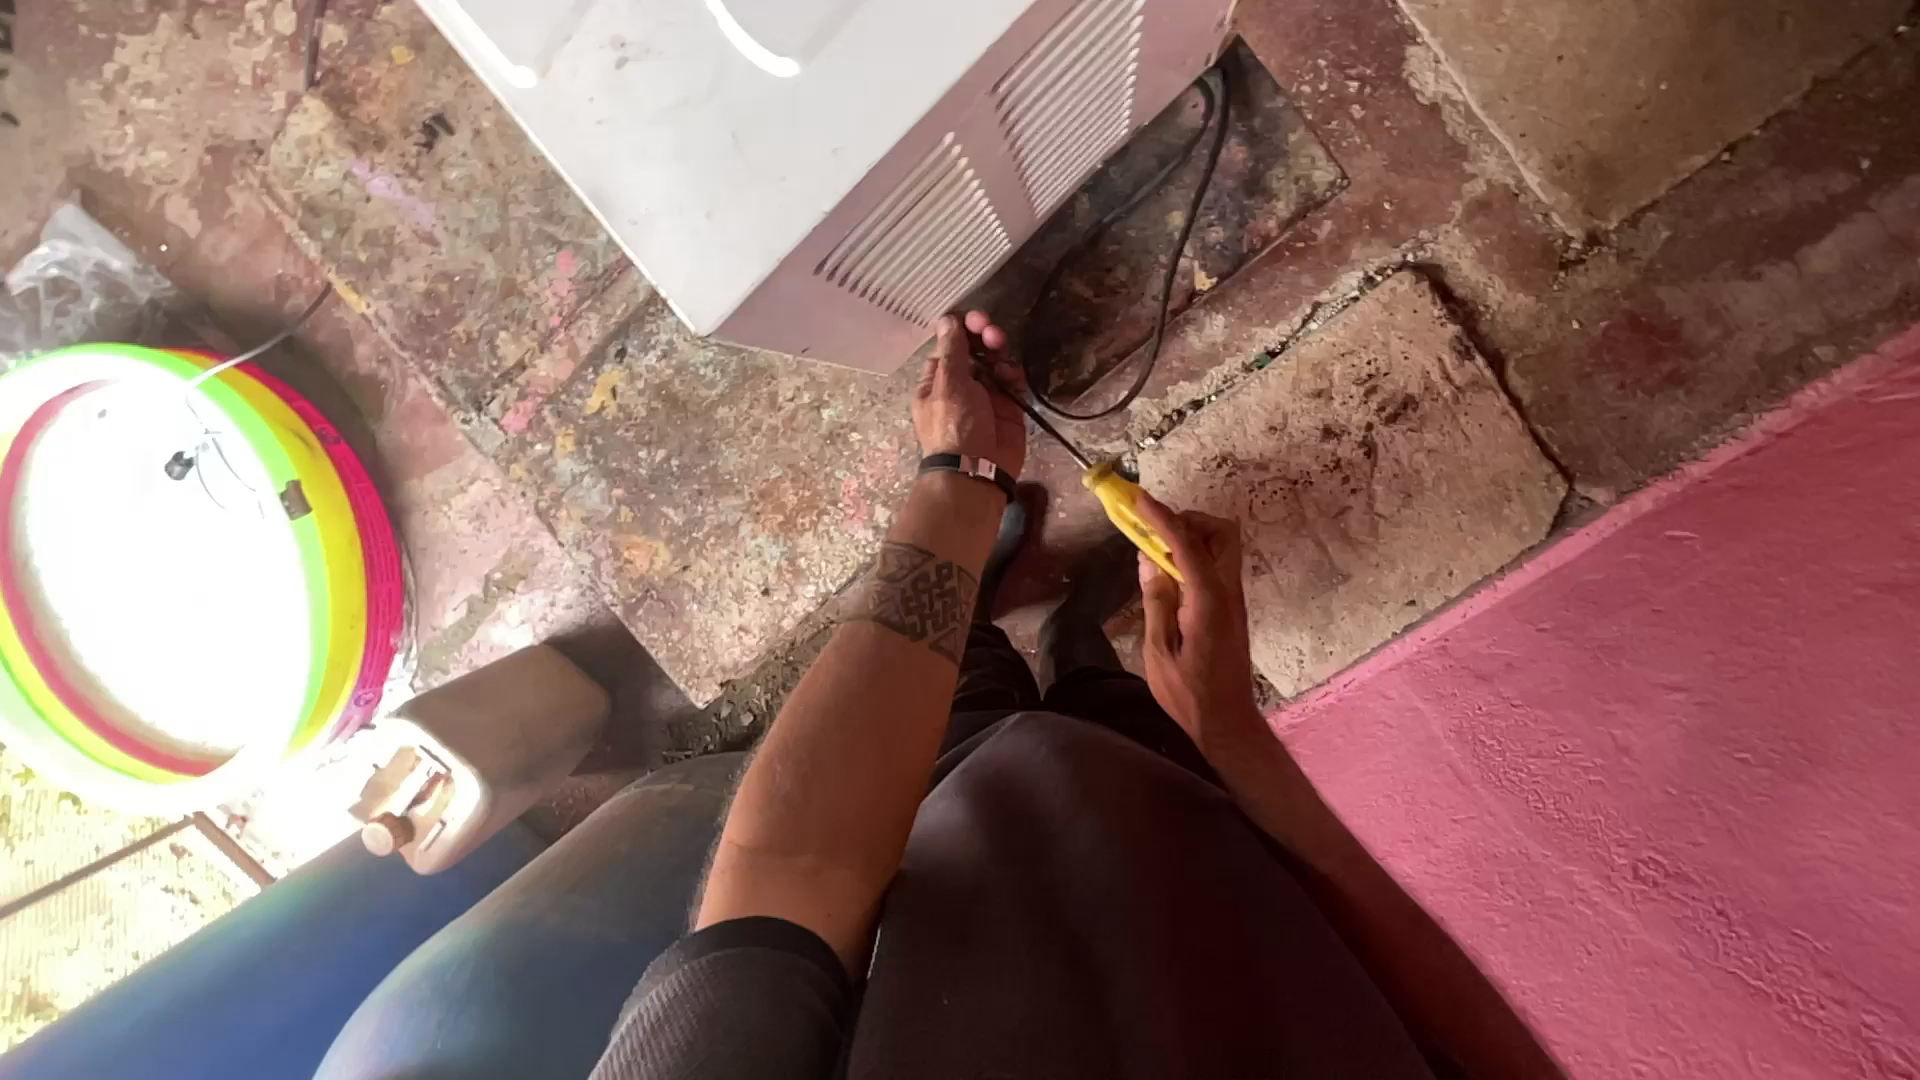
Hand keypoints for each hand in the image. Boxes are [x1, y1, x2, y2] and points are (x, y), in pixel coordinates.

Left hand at [913, 311, 1027, 478]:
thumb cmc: (955, 427)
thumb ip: (953, 351)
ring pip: (996, 363)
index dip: (962, 330)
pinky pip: (1012, 382)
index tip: (976, 320)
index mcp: (937, 381)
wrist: (977, 471)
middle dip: (984, 338)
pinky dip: (1013, 375)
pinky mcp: (1007, 407)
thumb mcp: (949, 385)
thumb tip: (947, 319)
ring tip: (1002, 355)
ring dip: (1000, 353)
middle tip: (993, 334)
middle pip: (975, 350)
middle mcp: (960, 386)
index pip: (950, 345)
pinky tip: (1013, 377)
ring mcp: (985, 396)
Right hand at [1135, 493, 1262, 748]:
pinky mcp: (1230, 608)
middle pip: (1221, 533)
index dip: (1162, 518)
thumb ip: (1156, 601)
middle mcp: (1227, 593)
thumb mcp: (1159, 650)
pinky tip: (1168, 576)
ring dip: (1191, 538)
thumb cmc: (1188, 693)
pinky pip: (1215, 566)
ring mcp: (1232, 599)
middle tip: (1154, 533)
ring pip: (1222, 546)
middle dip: (1188, 520)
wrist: (1225, 720)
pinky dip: (1193, 557)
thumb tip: (1149, 561)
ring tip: (1156, 554)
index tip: (1140, 500)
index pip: (1187, 545)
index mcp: (1207, 601)